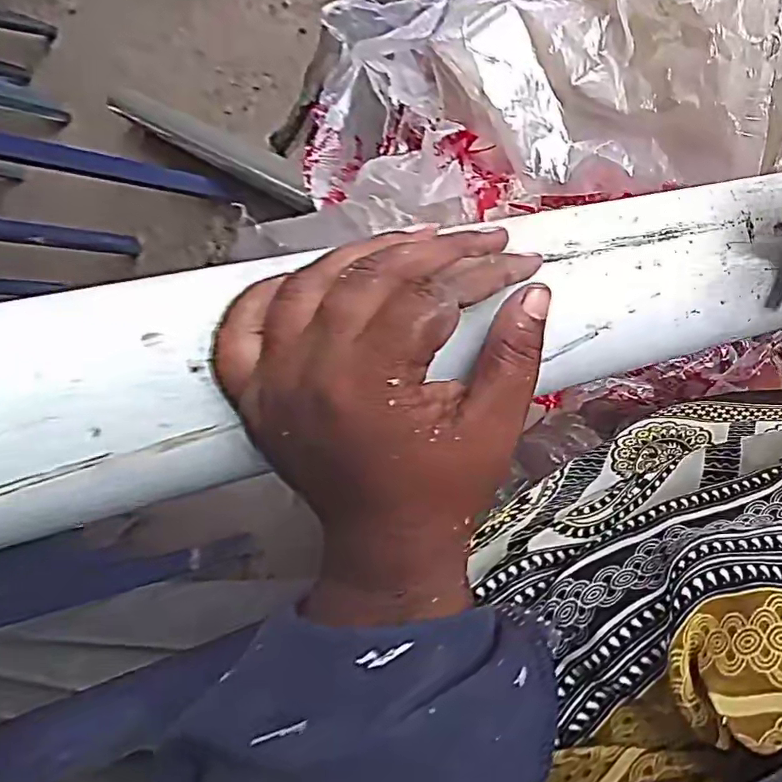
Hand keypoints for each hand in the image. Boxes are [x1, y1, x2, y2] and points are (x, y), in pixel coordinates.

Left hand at [213, 228, 549, 626]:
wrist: (385, 543)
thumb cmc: (445, 489)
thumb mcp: (496, 426)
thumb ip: (515, 356)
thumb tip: (534, 294)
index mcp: (370, 383)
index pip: (429, 295)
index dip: (480, 269)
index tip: (519, 260)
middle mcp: (310, 371)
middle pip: (373, 276)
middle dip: (437, 249)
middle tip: (481, 239)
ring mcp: (272, 379)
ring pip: (315, 282)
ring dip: (369, 252)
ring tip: (420, 239)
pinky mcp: (254, 391)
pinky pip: (247, 320)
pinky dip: (279, 286)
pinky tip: (320, 272)